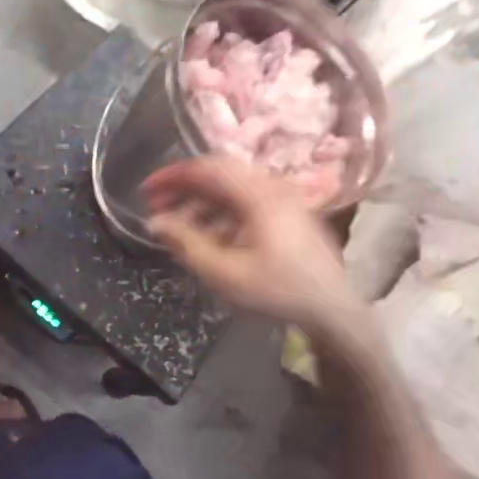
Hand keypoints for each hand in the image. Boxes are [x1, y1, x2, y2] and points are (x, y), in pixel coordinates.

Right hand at [144, 156, 363, 333]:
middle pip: (219, 175)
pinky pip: (245, 203)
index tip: (146, 190)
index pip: (208, 168)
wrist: (332, 310)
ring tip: (177, 225)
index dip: (172, 175)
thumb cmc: (277, 291)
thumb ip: (186, 242)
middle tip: (156, 207)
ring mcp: (284, 201)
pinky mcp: (288, 216)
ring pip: (232, 189)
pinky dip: (219, 212)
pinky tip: (206, 235)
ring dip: (200, 202)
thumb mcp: (223, 272)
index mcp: (259, 195)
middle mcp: (273, 188)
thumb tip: (155, 222)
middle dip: (184, 188)